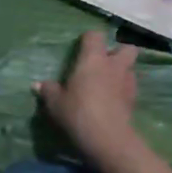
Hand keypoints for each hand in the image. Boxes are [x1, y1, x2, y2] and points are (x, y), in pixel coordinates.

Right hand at [37, 30, 139, 157]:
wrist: (107, 136)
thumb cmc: (77, 112)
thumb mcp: (55, 103)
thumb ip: (48, 90)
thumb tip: (37, 85)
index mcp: (93, 59)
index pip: (94, 35)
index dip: (88, 40)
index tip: (80, 49)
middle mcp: (114, 65)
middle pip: (125, 48)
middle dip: (116, 53)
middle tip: (102, 65)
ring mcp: (128, 81)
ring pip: (130, 68)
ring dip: (120, 72)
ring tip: (106, 85)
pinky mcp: (134, 99)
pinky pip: (129, 87)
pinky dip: (122, 90)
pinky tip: (111, 101)